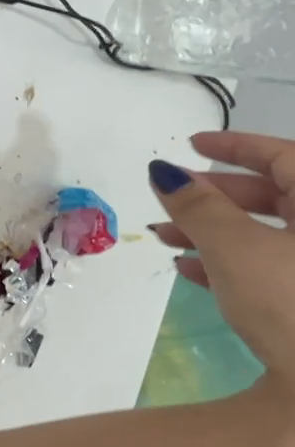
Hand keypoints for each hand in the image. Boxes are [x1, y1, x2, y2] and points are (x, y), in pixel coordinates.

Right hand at [150, 132, 294, 387]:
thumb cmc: (292, 304)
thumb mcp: (233, 248)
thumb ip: (196, 205)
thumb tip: (164, 170)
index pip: (287, 158)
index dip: (237, 146)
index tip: (192, 143)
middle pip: (283, 196)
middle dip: (219, 195)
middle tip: (170, 197)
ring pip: (279, 233)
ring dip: (220, 230)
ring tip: (168, 239)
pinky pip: (285, 265)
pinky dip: (242, 260)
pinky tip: (197, 272)